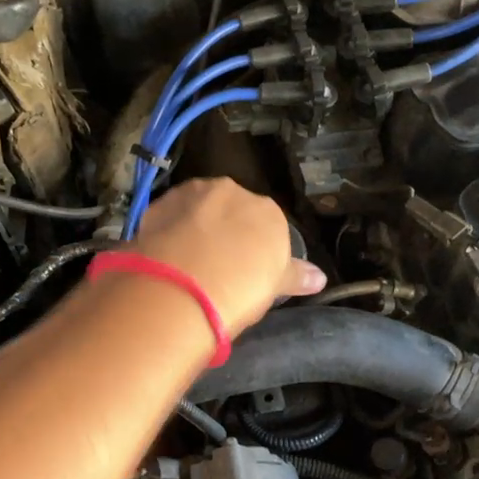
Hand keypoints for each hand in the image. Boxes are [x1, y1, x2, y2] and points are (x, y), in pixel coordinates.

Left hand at [132, 178, 325, 329]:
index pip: (265, 225)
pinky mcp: (158, 204)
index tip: (244, 272)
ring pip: (196, 210)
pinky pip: (167, 218)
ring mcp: (192, 194)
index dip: (253, 249)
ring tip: (185, 266)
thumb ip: (296, 276)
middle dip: (222, 233)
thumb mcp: (275, 286)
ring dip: (193, 229)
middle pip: (229, 211)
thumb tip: (320, 277)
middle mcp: (231, 191)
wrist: (186, 286)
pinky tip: (163, 260)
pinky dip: (166, 234)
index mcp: (268, 209)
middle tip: (214, 269)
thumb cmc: (242, 287)